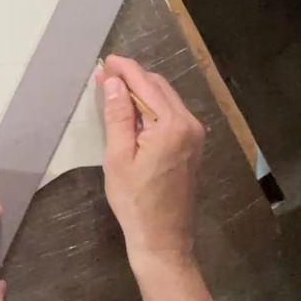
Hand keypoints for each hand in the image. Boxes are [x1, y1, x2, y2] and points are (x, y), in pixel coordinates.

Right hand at [97, 54, 204, 268]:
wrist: (164, 239)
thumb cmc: (136, 202)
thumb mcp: (118, 158)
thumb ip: (118, 116)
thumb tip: (114, 83)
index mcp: (171, 125)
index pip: (145, 85)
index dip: (124, 70)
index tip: (106, 61)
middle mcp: (189, 124)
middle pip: (159, 88)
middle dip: (133, 77)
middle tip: (106, 74)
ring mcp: (195, 135)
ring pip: (167, 100)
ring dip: (143, 91)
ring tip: (115, 89)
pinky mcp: (193, 146)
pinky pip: (172, 115)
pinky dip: (153, 107)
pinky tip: (134, 111)